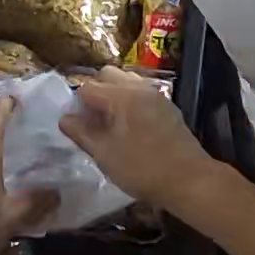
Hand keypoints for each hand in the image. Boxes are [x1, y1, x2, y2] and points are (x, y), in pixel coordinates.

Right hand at [59, 67, 227, 216]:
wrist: (189, 179)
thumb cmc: (142, 168)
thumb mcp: (104, 154)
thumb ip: (81, 132)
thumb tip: (65, 118)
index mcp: (121, 95)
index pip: (87, 86)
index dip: (76, 104)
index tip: (76, 125)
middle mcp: (138, 87)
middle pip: (107, 75)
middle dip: (95, 92)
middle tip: (91, 120)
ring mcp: (156, 95)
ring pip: (126, 81)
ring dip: (113, 94)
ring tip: (110, 123)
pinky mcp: (167, 106)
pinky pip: (141, 93)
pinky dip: (130, 101)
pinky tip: (129, 127)